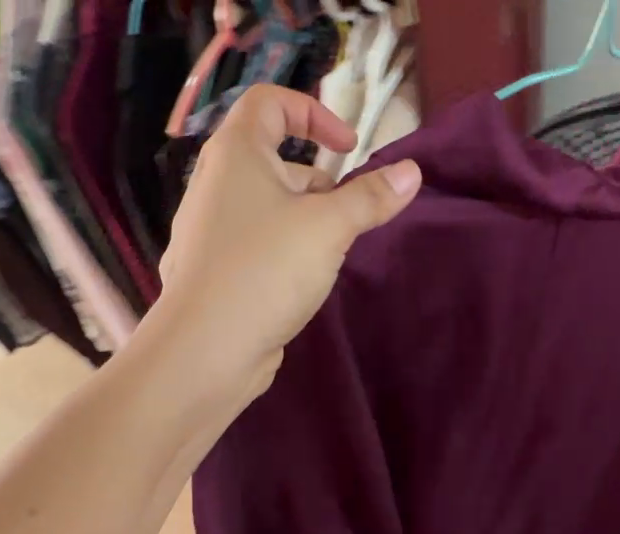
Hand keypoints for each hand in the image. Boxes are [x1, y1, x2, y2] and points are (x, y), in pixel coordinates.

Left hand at [142, 85, 421, 398]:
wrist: (208, 346)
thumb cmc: (267, 270)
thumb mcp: (329, 229)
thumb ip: (370, 198)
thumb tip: (411, 172)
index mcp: (236, 153)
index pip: (270, 102)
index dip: (314, 113)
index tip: (349, 150)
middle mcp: (216, 181)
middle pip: (273, 158)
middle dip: (318, 181)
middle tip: (348, 215)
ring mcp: (210, 227)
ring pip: (267, 205)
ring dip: (304, 218)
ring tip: (329, 255)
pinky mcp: (215, 267)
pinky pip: (256, 240)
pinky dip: (284, 248)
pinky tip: (300, 283)